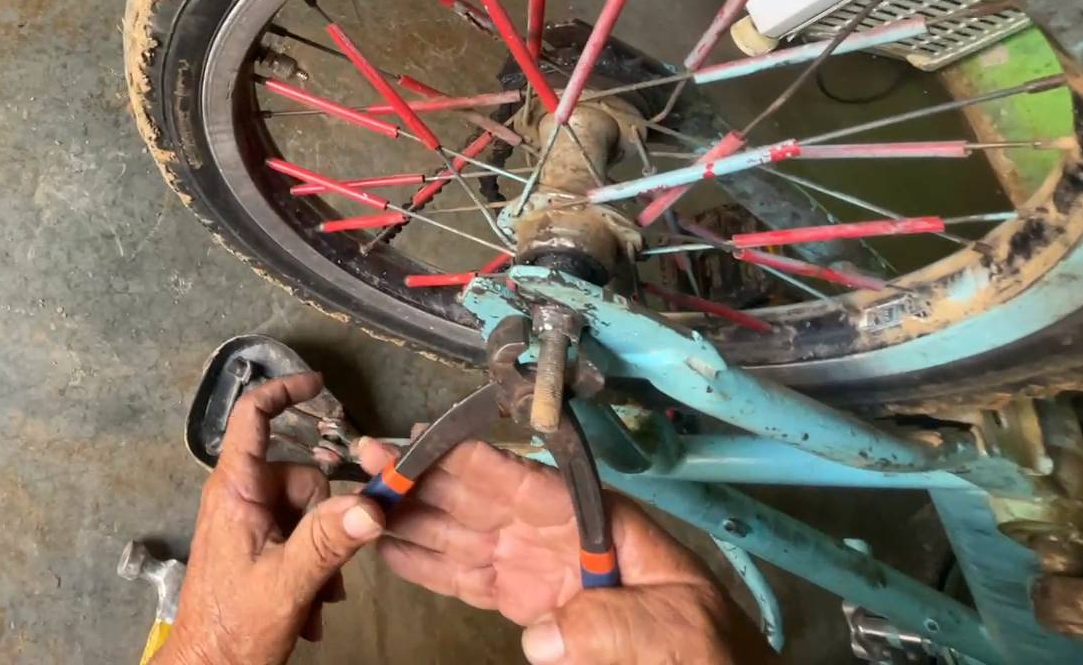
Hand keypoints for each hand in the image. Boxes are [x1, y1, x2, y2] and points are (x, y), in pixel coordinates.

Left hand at [154, 373, 386, 664]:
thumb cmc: (233, 630)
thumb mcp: (286, 586)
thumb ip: (327, 542)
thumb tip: (372, 506)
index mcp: (235, 488)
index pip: (253, 416)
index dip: (283, 390)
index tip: (317, 383)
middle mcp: (238, 494)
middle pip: (300, 477)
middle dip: (324, 523)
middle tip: (328, 575)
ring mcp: (244, 521)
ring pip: (303, 513)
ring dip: (320, 555)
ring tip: (317, 601)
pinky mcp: (251, 546)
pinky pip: (294, 537)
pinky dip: (309, 567)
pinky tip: (310, 607)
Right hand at [356, 436, 774, 664]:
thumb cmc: (716, 655)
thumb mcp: (681, 633)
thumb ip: (616, 628)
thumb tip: (539, 637)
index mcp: (590, 518)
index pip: (519, 480)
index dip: (467, 459)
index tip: (422, 439)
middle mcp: (550, 531)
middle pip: (475, 498)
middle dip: (421, 476)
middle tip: (371, 456)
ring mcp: (531, 566)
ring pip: (458, 534)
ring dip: (411, 517)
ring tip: (365, 499)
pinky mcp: (522, 603)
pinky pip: (465, 578)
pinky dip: (426, 565)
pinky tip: (392, 552)